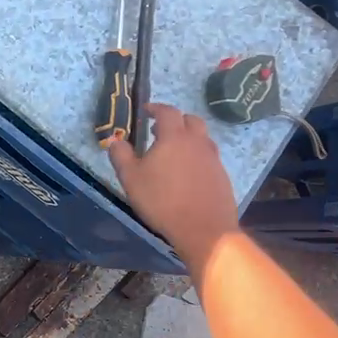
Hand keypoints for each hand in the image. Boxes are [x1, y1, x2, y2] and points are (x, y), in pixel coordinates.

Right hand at [106, 104, 238, 262]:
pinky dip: (196, 155)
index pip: (167, 111)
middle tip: (159, 131)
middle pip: (190, 120)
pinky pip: (208, 156)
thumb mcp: (130, 178)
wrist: (204, 229)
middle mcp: (197, 142)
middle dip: (175, 120)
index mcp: (174, 137)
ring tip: (173, 152)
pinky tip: (186, 172)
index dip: (155, 108)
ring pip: (202, 138)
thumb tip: (116, 140)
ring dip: (188, 137)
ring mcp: (213, 159)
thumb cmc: (161, 200)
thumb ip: (120, 155)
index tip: (145, 110)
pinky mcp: (222, 175)